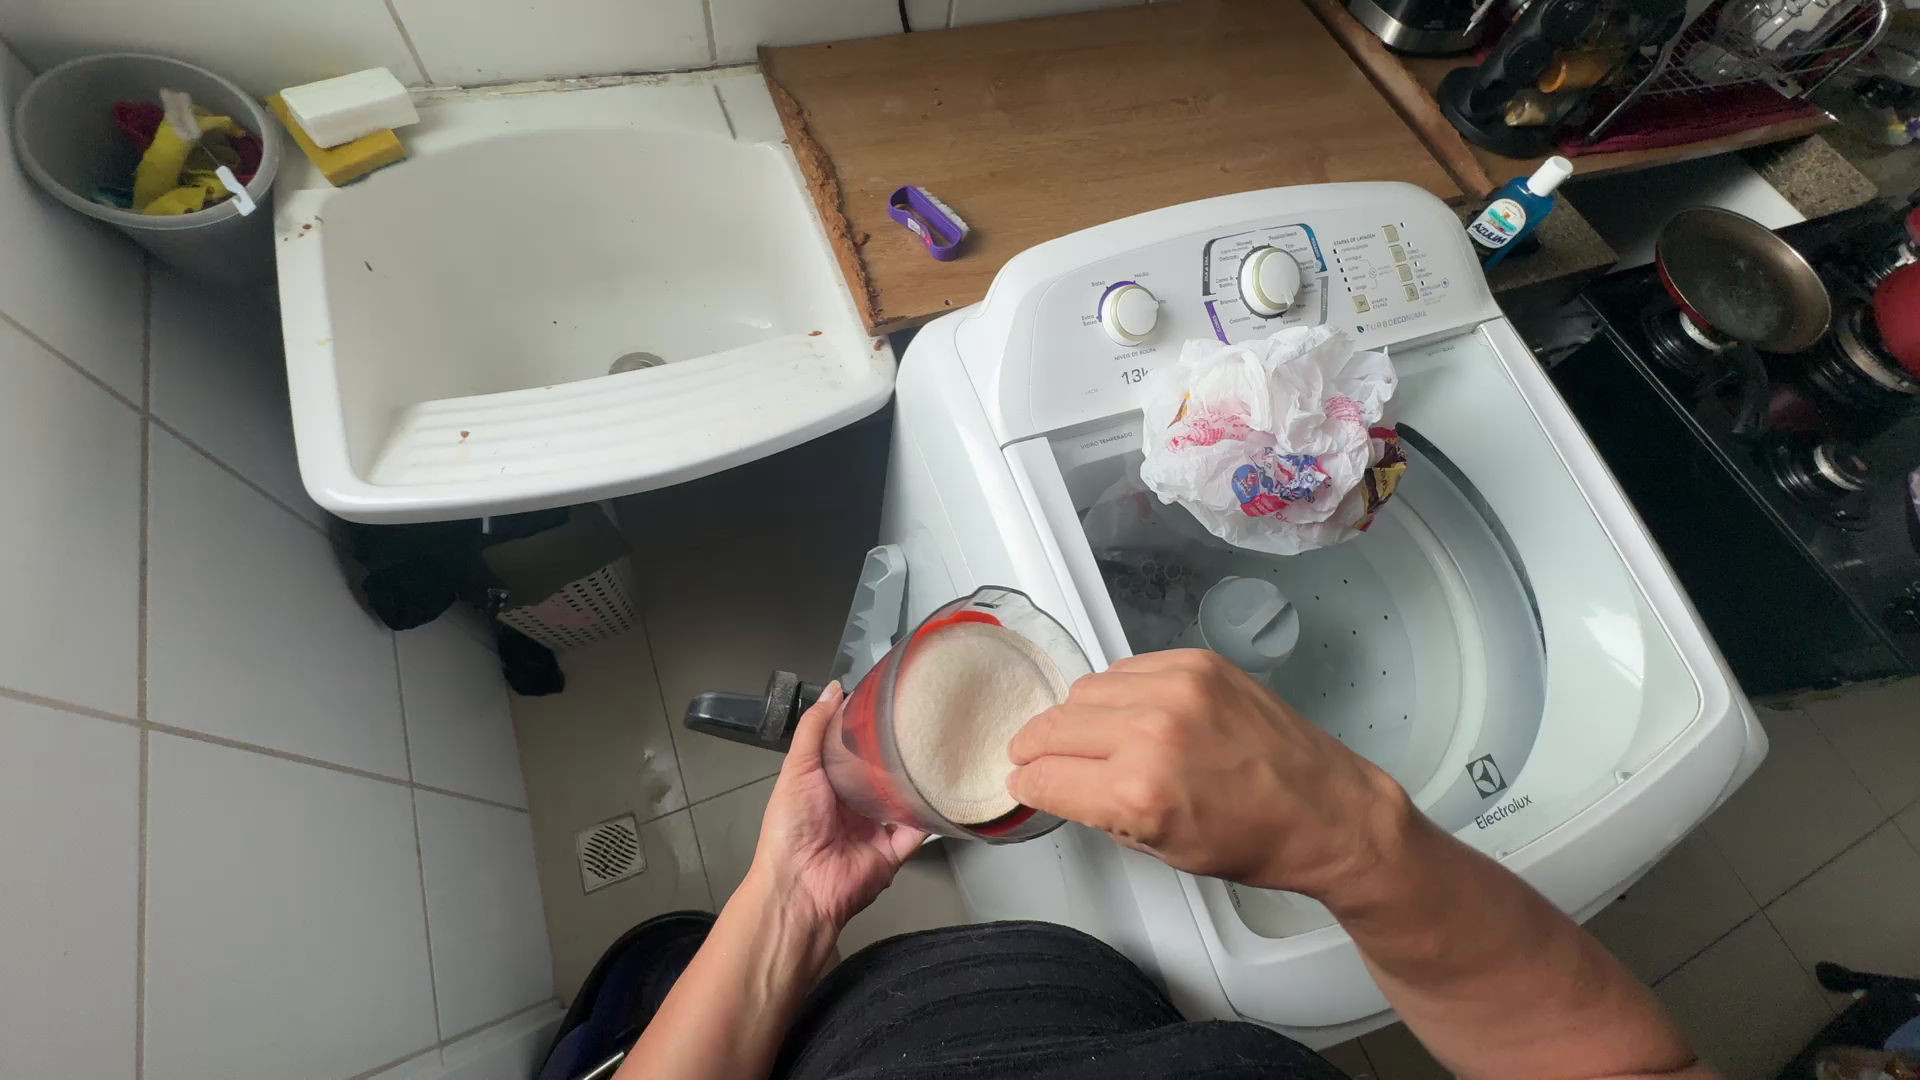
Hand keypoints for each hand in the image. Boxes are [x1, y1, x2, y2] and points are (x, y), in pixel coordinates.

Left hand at [748, 682, 929, 930]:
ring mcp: (878, 827)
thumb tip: (835, 688)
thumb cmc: (792, 825)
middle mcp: (855, 804)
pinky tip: (947, 787)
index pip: (856, 749)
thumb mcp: (797, 768)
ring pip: (906, 796)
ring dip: (919, 779)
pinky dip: (932, 811)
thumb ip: (814, 728)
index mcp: (830, 784)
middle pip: (884, 772)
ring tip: (944, 746)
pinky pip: (920, 827)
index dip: (871, 726)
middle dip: (900, 751)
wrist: (800, 887)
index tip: (893, 700)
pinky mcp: (897, 849)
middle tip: (926, 720)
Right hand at [1006, 649, 1411, 899]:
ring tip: (1090, 734)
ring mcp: (1175, 688)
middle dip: (1033, 745)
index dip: (1025, 781)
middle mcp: (1150, 733)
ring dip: (1075, 715)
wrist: (1330, 811)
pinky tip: (1130, 711)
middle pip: (1053, 725)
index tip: (1022, 779)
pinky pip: (1126, 668)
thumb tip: (1055, 779)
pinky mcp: (1195, 662)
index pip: (1045, 776)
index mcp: (1137, 795)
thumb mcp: (1161, 849)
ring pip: (1084, 689)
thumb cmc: (1253, 843)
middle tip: (1032, 754)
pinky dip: (1117, 691)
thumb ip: (1097, 810)